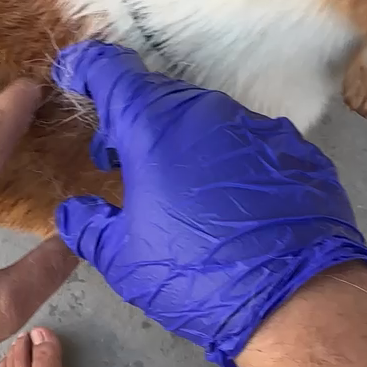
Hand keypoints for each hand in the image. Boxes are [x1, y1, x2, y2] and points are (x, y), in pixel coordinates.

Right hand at [51, 40, 366, 366]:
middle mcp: (207, 115)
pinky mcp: (292, 151)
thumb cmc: (194, 276)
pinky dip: (219, 160)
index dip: (86, 68)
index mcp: (155, 131)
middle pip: (157, 96)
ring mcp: (256, 128)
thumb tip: (74, 213)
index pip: (113, 73)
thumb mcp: (124, 260)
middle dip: (128, 120)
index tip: (72, 74)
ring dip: (175, 141)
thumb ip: (88, 227)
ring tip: (166, 183)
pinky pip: (242, 142)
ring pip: (201, 120)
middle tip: (113, 157)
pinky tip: (219, 201)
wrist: (294, 298)